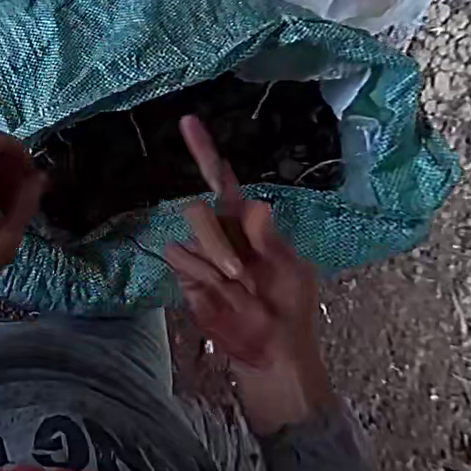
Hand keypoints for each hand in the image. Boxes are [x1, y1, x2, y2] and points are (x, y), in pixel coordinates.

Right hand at [165, 115, 334, 433]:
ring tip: (234, 288)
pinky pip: (179, 258)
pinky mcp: (183, 271)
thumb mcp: (291, 271)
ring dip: (212, 263)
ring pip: (189, 235)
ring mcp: (197, 249)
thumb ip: (269, 239)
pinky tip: (216, 293)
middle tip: (239, 273)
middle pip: (199, 209)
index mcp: (246, 222)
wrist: (269, 349)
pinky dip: (200, 277)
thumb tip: (258, 204)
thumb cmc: (289, 306)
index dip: (203, 150)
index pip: (219, 179)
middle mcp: (217, 229)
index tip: (187, 121)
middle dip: (217, 242)